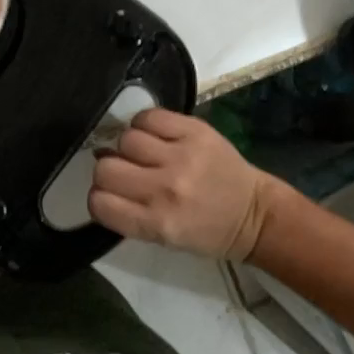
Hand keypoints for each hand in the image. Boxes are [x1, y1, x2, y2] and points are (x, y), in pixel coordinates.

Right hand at [89, 108, 291, 259]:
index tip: (109, 194)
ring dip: (129, 146)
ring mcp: (181, 156)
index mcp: (158, 223)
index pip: (100, 203)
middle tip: (127, 172)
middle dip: (110, 169)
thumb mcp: (164, 237)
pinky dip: (145, 125)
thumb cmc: (207, 232)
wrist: (255, 214)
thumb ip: (130, 210)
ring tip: (146, 153)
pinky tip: (156, 135)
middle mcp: (166, 189)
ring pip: (125, 138)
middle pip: (106, 167)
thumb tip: (101, 172)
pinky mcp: (194, 130)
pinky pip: (148, 116)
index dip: (99, 196)